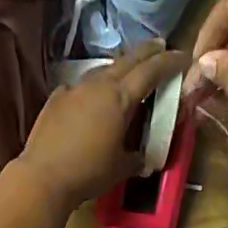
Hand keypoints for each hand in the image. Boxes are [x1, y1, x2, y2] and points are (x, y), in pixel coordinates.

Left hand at [14, 41, 188, 206]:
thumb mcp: (122, 167)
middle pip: (128, 59)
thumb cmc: (88, 173)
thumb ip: (138, 156)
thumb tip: (144, 156)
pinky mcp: (55, 99)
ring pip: (102, 69)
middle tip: (160, 48)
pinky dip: (93, 86)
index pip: (152, 70)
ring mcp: (73, 89)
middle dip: (147, 52)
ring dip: (119, 67)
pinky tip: (93, 98)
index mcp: (120, 97)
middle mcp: (98, 85)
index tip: (184, 57)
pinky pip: (80, 86)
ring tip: (128, 73)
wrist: (42, 178)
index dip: (171, 61)